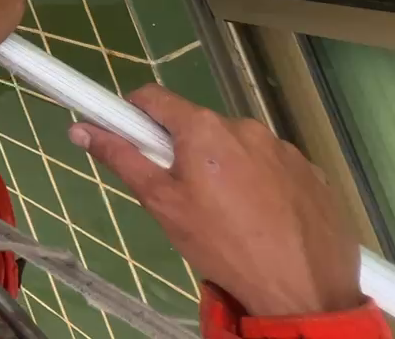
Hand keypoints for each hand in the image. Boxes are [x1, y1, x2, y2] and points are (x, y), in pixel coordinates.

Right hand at [69, 85, 362, 317]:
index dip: (136, 115)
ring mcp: (285, 150)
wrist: (307, 297)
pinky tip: (264, 216)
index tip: (136, 142)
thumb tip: (78, 129)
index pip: (153, 96)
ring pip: (236, 144)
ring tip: (228, 210)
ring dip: (224, 163)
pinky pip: (273, 165)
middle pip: (196, 123)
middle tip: (183, 189)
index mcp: (203, 127)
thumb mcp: (160, 202)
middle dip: (183, 147)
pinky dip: (261, 180)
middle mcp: (245, 126)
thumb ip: (119, 157)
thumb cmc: (221, 245)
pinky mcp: (315, 175)